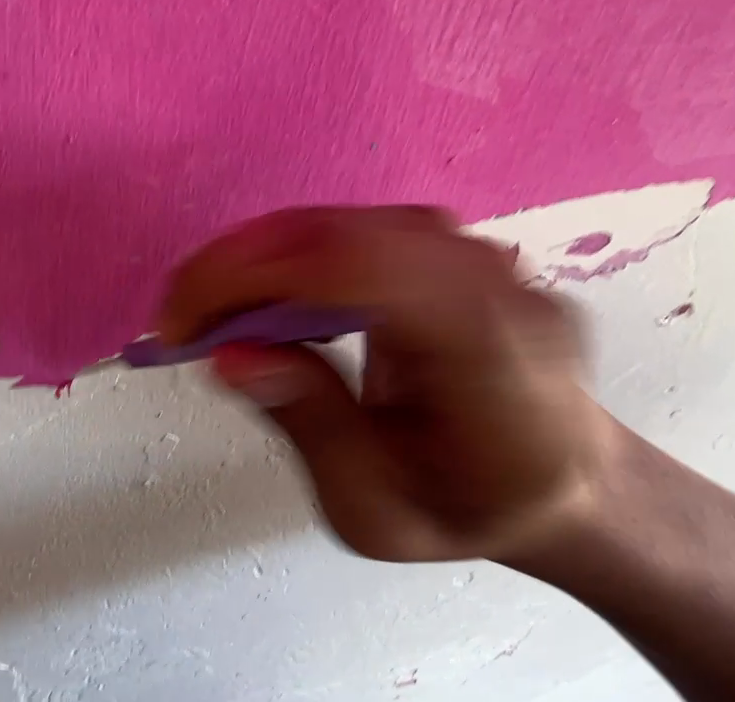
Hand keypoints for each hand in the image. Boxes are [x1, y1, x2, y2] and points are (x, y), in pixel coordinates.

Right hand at [159, 206, 619, 563]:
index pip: (366, 275)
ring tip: (211, 311)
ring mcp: (479, 258)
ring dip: (255, 256)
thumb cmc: (468, 508)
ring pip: (342, 221)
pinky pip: (351, 227)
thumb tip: (229, 354)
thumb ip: (311, 428)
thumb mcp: (378, 512)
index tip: (183, 325)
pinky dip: (285, 252)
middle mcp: (498, 290)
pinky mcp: (449, 245)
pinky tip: (264, 296)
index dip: (257, 280)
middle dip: (238, 266)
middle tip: (178, 318)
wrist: (557, 476)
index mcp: (498, 367)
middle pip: (346, 235)